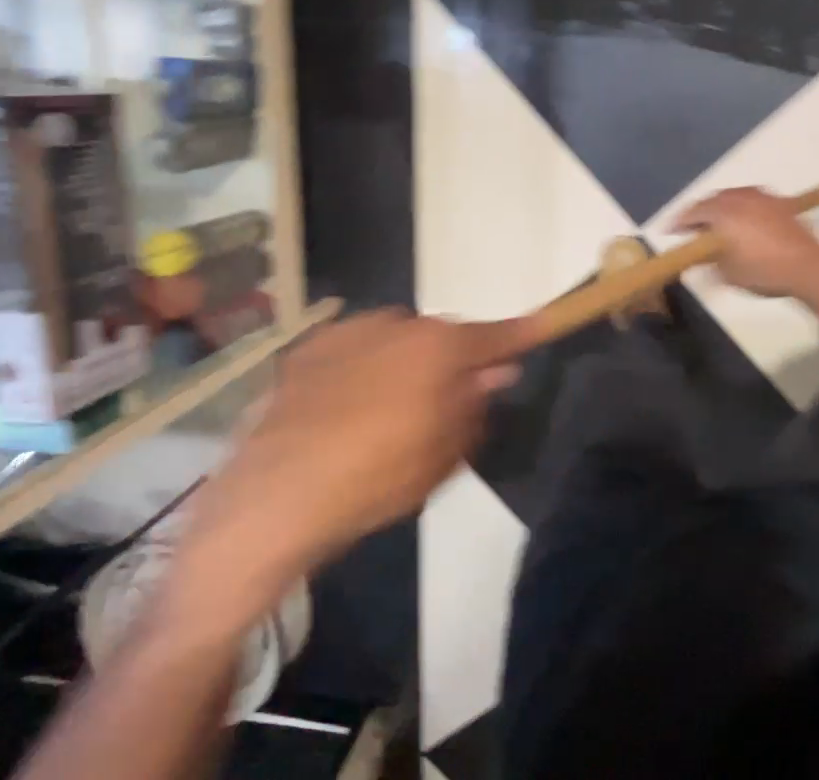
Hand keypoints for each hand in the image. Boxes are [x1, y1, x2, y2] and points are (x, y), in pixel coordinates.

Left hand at [165, 312, 527, 635]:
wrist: (275, 495)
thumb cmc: (376, 479)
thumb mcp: (444, 455)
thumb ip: (475, 405)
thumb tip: (495, 373)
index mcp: (439, 348)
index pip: (494, 335)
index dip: (522, 333)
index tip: (543, 324)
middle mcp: (396, 324)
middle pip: (442, 336)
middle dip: (452, 360)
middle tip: (449, 402)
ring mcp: (347, 332)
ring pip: (397, 341)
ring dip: (406, 363)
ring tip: (390, 412)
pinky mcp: (307, 348)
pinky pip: (356, 350)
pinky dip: (365, 368)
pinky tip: (350, 408)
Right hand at [674, 187, 818, 299]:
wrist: (808, 267)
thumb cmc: (763, 272)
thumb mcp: (727, 273)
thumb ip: (707, 262)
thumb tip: (697, 258)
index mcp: (723, 212)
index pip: (693, 211)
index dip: (679, 222)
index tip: (670, 231)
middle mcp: (740, 198)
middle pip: (712, 200)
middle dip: (699, 213)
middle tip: (691, 228)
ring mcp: (762, 197)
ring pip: (733, 197)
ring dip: (720, 208)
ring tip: (716, 224)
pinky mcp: (779, 203)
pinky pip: (751, 200)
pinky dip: (741, 208)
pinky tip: (743, 222)